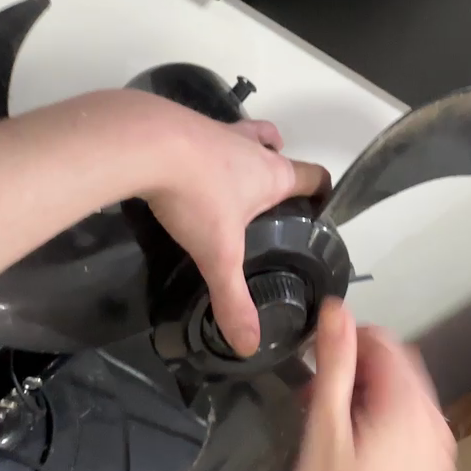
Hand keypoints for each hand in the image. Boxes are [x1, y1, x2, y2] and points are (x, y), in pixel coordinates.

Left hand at [129, 93, 328, 356]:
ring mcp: (221, 130)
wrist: (148, 144)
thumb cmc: (197, 196)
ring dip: (246, 153)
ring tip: (235, 179)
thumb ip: (233, 299)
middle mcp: (253, 147)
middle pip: (280, 151)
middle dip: (280, 170)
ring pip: (246, 137)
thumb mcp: (218, 255)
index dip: (322, 190)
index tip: (319, 208)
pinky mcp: (188, 124)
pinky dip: (207, 148)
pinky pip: (209, 135)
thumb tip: (249, 345)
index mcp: (273, 175)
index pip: (314, 176)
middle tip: (270, 201)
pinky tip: (188, 167)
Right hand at [283, 301, 456, 470]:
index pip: (384, 339)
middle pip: (395, 368)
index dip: (346, 340)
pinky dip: (381, 426)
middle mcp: (433, 427)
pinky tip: (351, 453)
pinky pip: (409, 430)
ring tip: (328, 427)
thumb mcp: (324, 432)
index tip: (319, 358)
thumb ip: (335, 364)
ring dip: (365, 398)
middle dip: (354, 371)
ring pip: (400, 398)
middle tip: (317, 396)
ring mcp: (436, 456)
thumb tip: (337, 312)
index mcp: (410, 408)